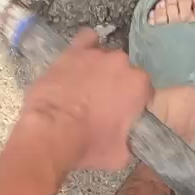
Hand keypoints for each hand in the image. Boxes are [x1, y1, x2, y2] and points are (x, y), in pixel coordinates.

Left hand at [14, 29, 151, 170]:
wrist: (51, 132)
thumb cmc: (88, 144)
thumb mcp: (120, 154)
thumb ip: (130, 141)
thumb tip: (128, 142)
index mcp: (139, 86)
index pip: (143, 89)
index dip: (133, 102)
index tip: (124, 114)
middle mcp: (122, 64)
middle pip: (124, 72)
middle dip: (116, 86)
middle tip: (102, 104)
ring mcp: (96, 55)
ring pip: (105, 57)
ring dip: (100, 70)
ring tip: (87, 87)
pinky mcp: (73, 52)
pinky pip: (86, 39)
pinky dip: (87, 45)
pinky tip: (83, 55)